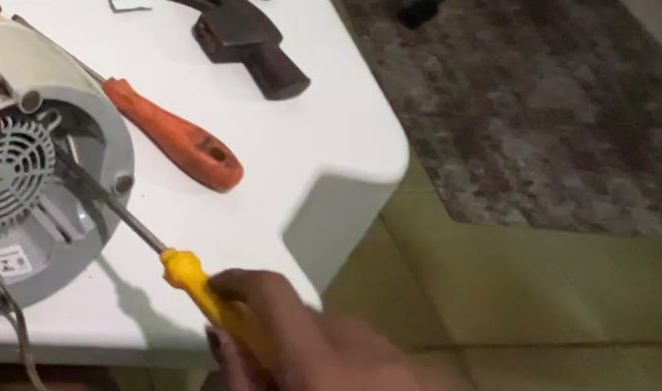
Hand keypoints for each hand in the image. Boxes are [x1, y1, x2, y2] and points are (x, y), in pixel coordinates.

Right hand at [205, 271, 463, 390]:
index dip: (238, 281)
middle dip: (287, 331)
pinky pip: (394, 360)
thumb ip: (243, 379)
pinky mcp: (444, 385)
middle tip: (279, 367)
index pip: (271, 290)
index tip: (217, 292)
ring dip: (332, 351)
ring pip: (354, 335)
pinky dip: (373, 373)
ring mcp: (415, 371)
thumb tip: (222, 332)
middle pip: (311, 315)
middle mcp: (369, 356)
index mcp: (320, 369)